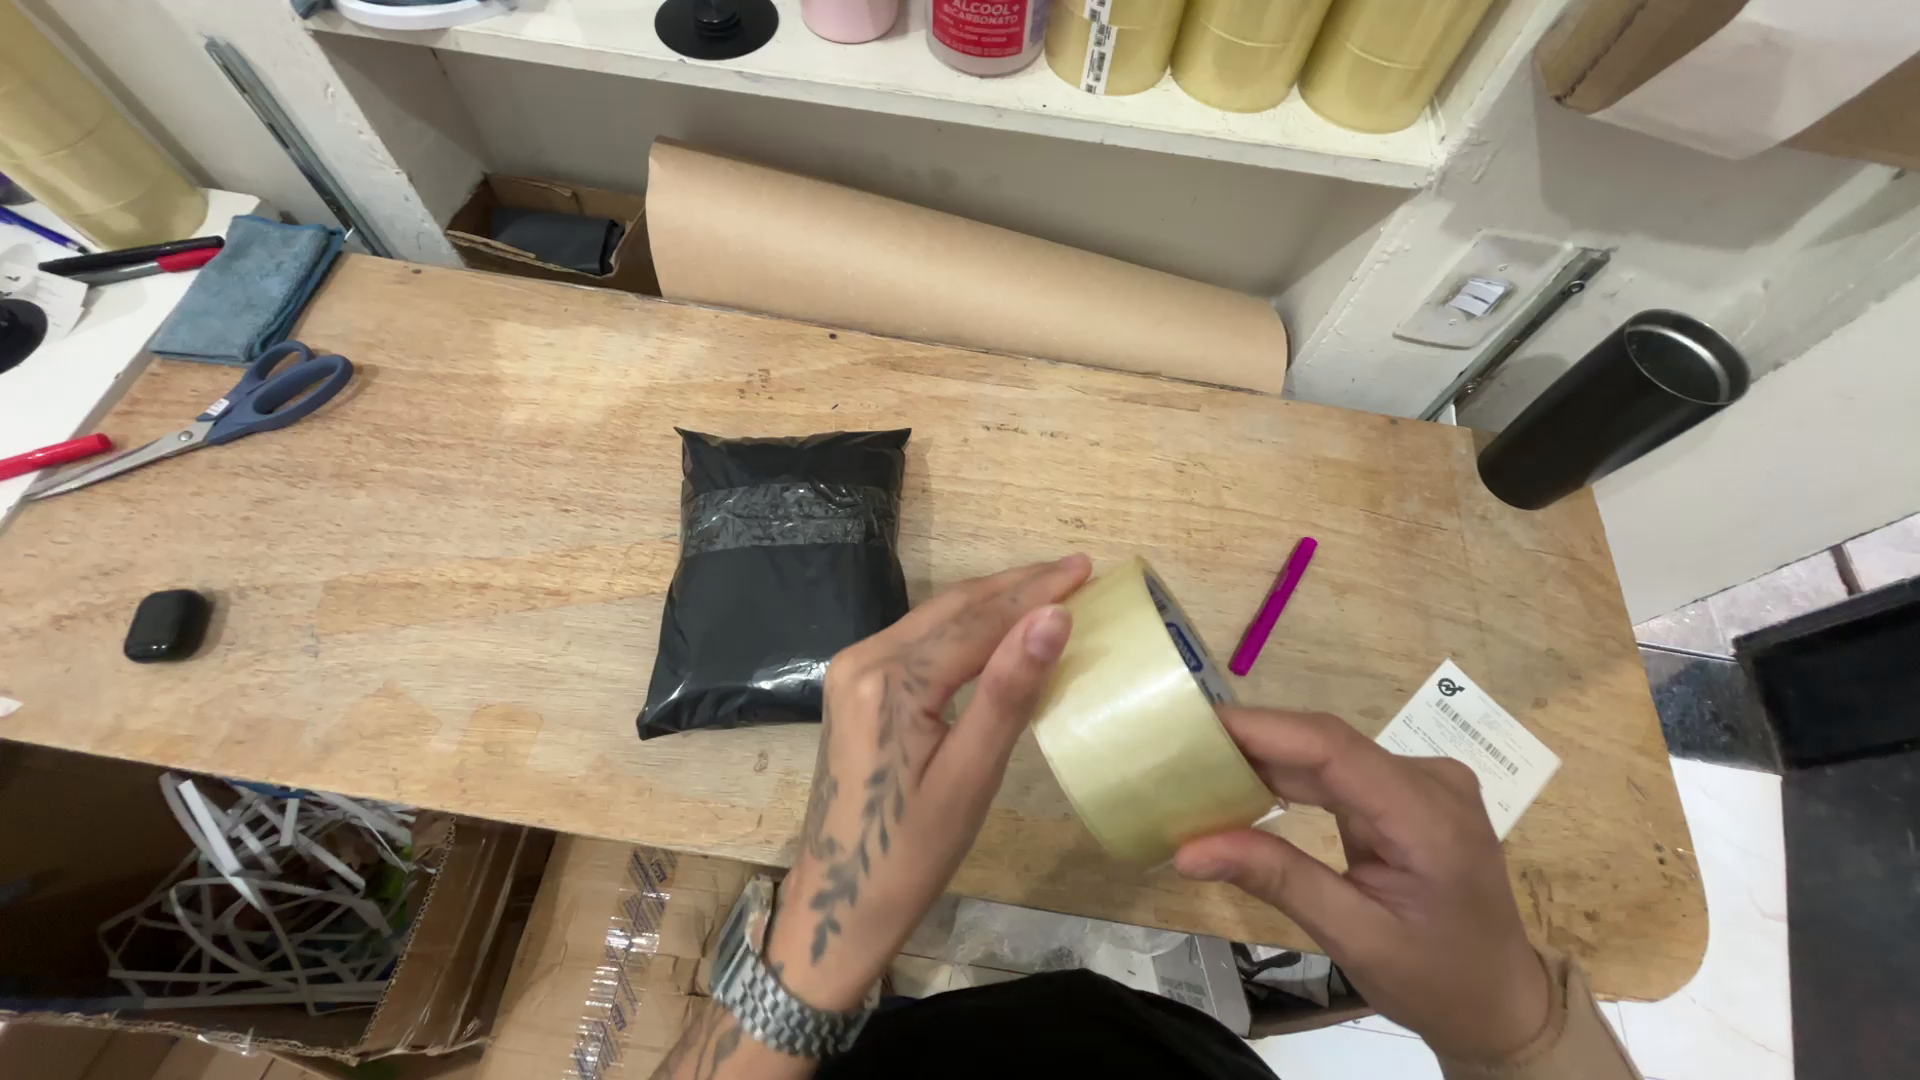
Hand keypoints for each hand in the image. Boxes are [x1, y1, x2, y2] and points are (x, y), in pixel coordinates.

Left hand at [764, 555, 1091, 1011]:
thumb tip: (1054, 615)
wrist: (837, 903)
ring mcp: (853, 669)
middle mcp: (863, 658)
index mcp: (889, 680)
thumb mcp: (970, 776)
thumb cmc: (910, 854)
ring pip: (936, 618)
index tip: (1086, 568)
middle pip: (953, 607)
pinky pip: (920, 639)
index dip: (1035, 592)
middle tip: (1075, 570)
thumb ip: (1009, 691)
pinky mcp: (856, 684)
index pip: (977, 621)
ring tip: (1048, 589)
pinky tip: (998, 628)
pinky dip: (966, 627)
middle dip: (1016, 586)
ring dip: (993, 602)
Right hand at [1173, 708, 1550, 1062]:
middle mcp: (1430, 780)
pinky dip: (1286, 774)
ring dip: (1263, 757)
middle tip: (1179, 748)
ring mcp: (1420, 781)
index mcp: (1428, 817)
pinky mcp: (1404, 790)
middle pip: (1324, 744)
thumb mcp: (1354, 938)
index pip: (1332, 748)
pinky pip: (1335, 769)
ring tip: (1198, 763)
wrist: (1504, 1003)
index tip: (1194, 724)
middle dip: (1249, 742)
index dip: (1260, 728)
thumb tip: (1187, 850)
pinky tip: (1243, 782)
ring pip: (1325, 752)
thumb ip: (1276, 880)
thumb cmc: (1437, 981)